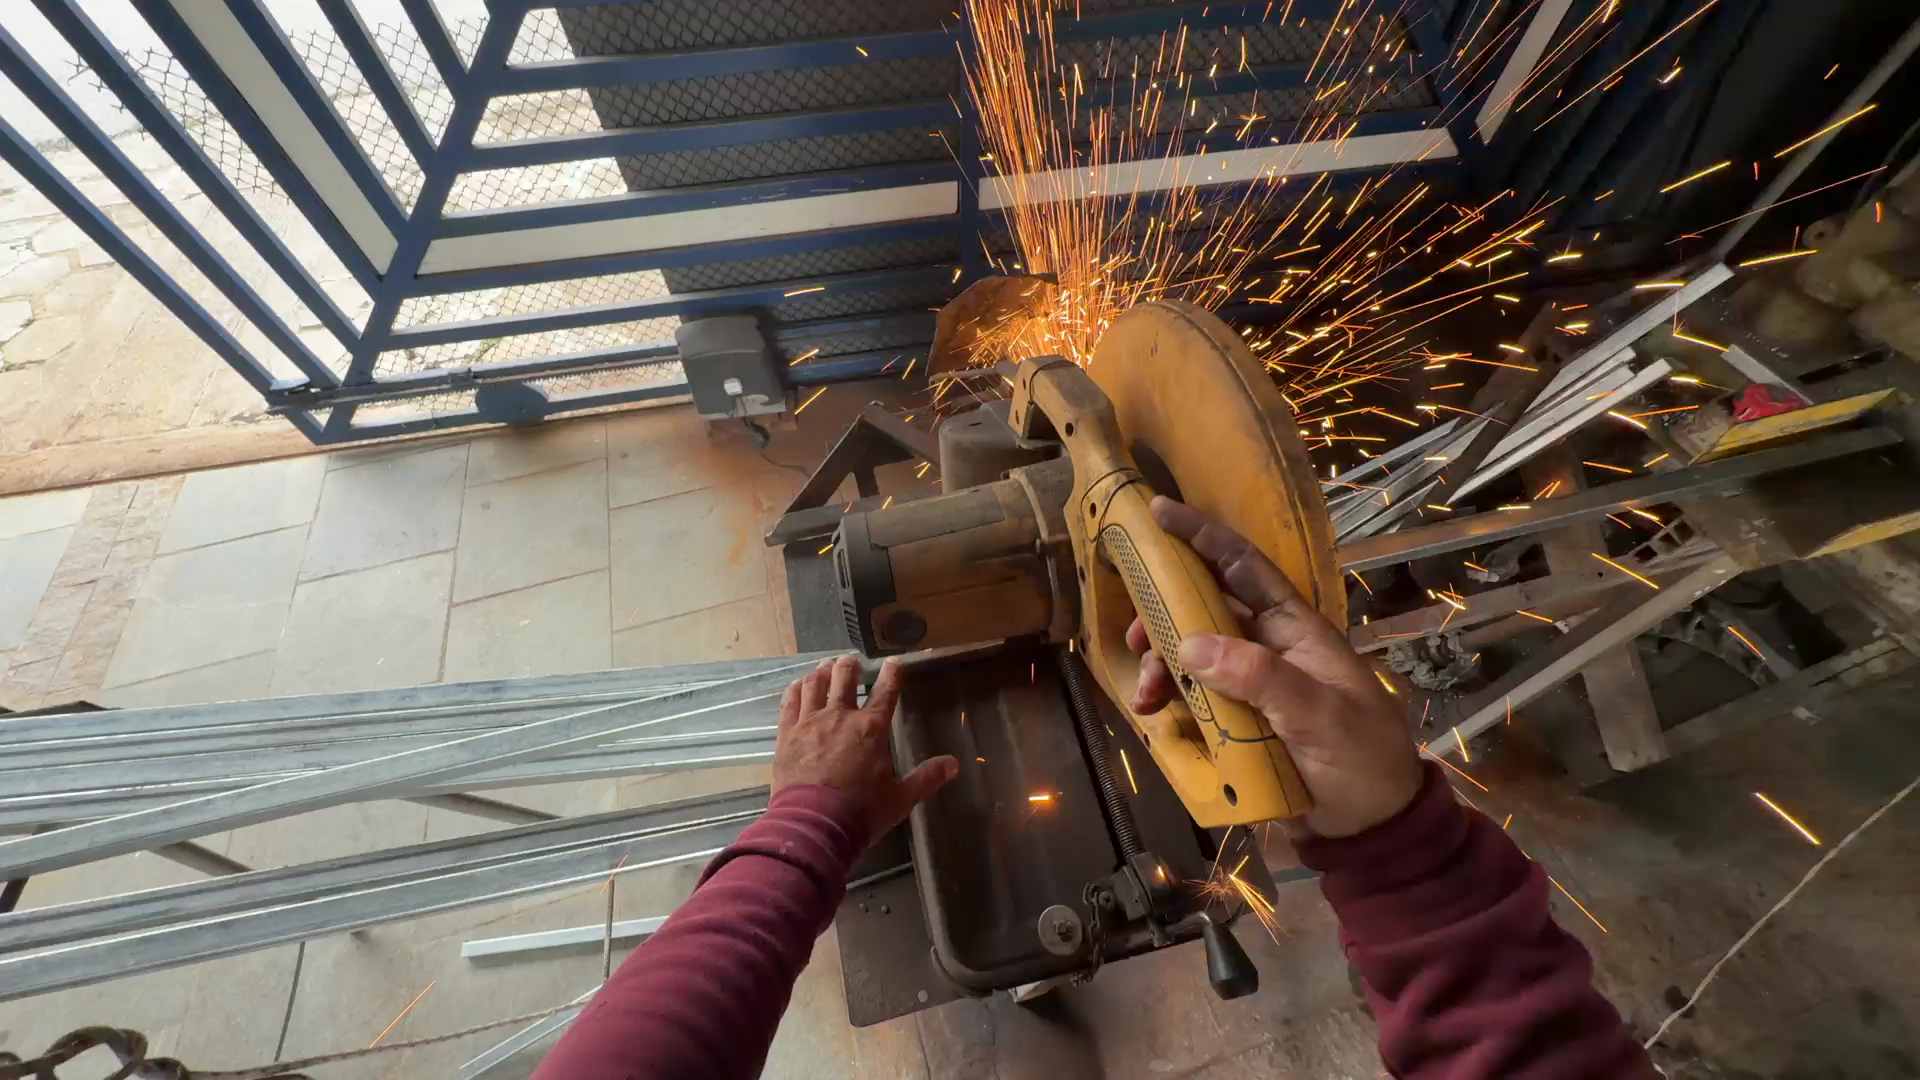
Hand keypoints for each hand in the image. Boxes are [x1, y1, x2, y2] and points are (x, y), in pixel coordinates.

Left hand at [773, 655, 958, 845]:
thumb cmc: (861, 811)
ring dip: (823, 672)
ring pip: (816, 683)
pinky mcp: (788, 733)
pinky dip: (796, 688)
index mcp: (872, 727)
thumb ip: (927, 777)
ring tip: (826, 666)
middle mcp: (841, 716)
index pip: (885, 691)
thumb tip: (954, 764)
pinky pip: (790, 701)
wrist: (813, 825)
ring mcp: (811, 721)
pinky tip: (798, 684)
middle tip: (851, 660)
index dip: (892, 673)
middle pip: (845, 677)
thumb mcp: (901, 798)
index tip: (893, 661)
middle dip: (850, 665)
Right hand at [1128, 497, 1421, 838]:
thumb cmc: (1361, 759)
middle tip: (1135, 634)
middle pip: (1202, 607)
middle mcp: (1264, 645)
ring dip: (1162, 665)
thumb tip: (1189, 644)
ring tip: (1148, 694)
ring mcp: (1246, 681)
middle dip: (1163, 613)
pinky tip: (1154, 715)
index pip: (1243, 567)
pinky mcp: (1233, 716)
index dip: (1203, 536)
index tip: (1159, 512)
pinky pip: (1189, 692)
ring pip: (1188, 652)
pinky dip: (1167, 698)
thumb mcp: (1320, 715)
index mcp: (1292, 629)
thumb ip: (1260, 676)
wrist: (1372, 827)